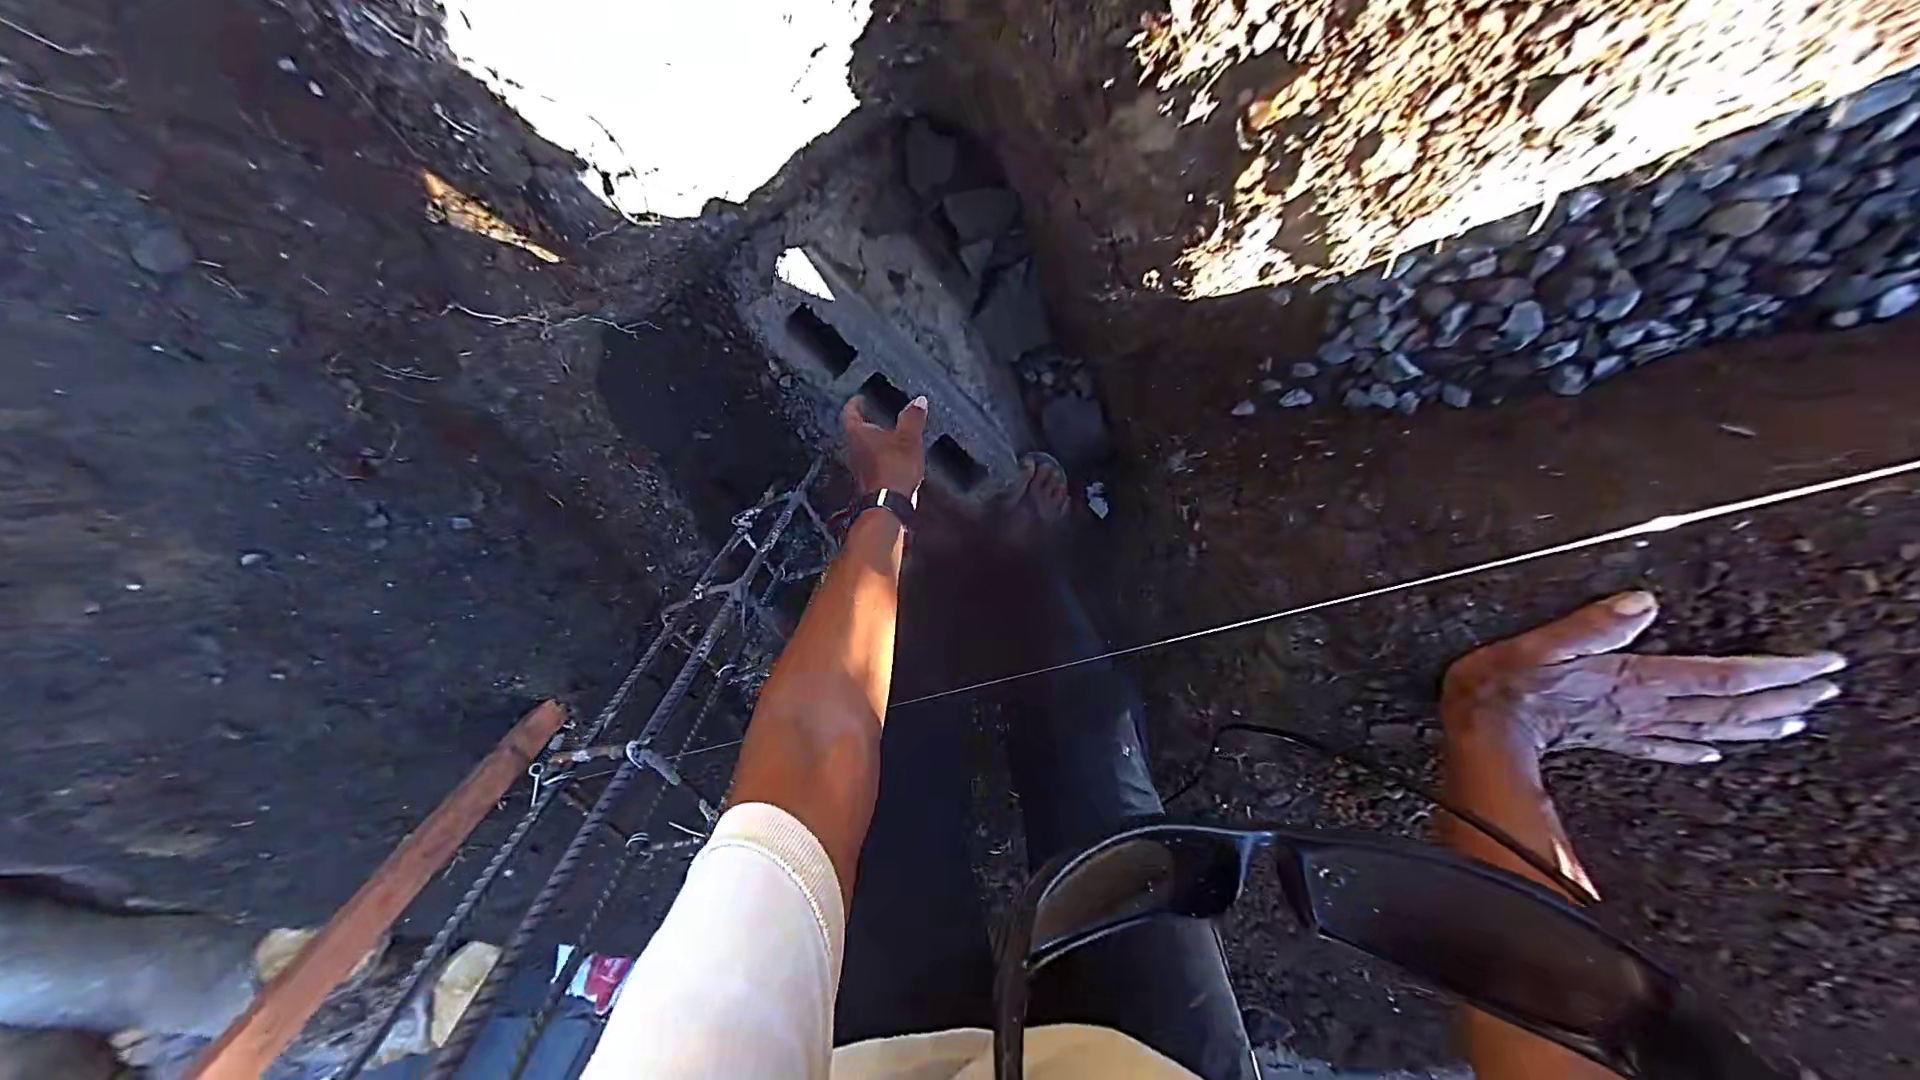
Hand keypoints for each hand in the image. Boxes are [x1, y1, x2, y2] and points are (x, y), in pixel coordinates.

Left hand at [842, 394, 927, 493]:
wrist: (890, 504)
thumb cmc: (894, 469)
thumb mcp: (909, 437)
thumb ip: (913, 417)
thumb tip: (918, 401)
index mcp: (858, 434)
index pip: (849, 412)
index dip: (855, 403)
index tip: (859, 399)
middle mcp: (853, 450)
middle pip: (854, 432)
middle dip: (865, 424)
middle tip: (873, 417)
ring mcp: (860, 468)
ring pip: (863, 450)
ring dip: (873, 443)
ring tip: (887, 439)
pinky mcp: (869, 483)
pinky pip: (873, 466)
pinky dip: (882, 460)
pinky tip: (894, 462)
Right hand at [1441, 591, 1845, 763]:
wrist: (1483, 726)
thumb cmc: (1504, 684)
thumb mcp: (1538, 643)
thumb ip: (1590, 624)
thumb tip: (1640, 602)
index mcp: (1629, 679)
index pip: (1720, 676)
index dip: (1775, 670)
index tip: (1820, 663)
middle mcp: (1639, 706)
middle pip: (1727, 705)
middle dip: (1784, 697)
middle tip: (1825, 688)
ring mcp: (1625, 725)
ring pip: (1707, 727)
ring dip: (1755, 723)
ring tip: (1794, 719)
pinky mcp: (1604, 737)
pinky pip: (1661, 748)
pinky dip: (1694, 750)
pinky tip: (1711, 753)